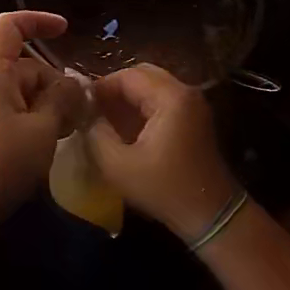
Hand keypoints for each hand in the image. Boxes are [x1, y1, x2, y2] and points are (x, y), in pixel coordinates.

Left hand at [0, 12, 84, 229]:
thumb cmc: (0, 161)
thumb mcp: (42, 129)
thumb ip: (62, 99)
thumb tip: (74, 84)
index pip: (10, 26)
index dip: (38, 21)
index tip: (67, 31)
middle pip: (22, 65)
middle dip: (54, 82)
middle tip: (81, 112)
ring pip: (18, 90)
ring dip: (46, 104)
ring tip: (69, 131)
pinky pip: (8, 110)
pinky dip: (31, 117)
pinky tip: (47, 143)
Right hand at [87, 64, 237, 240]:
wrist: (210, 214)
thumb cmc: (163, 189)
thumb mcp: (118, 165)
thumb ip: (96, 133)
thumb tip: (85, 114)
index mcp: (171, 97)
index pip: (128, 76)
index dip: (100, 87)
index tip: (80, 105)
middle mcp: (186, 93)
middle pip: (142, 76)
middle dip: (114, 92)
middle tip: (91, 112)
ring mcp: (193, 106)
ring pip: (153, 89)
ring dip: (127, 102)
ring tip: (103, 123)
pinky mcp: (194, 121)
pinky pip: (163, 104)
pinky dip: (142, 111)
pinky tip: (124, 132)